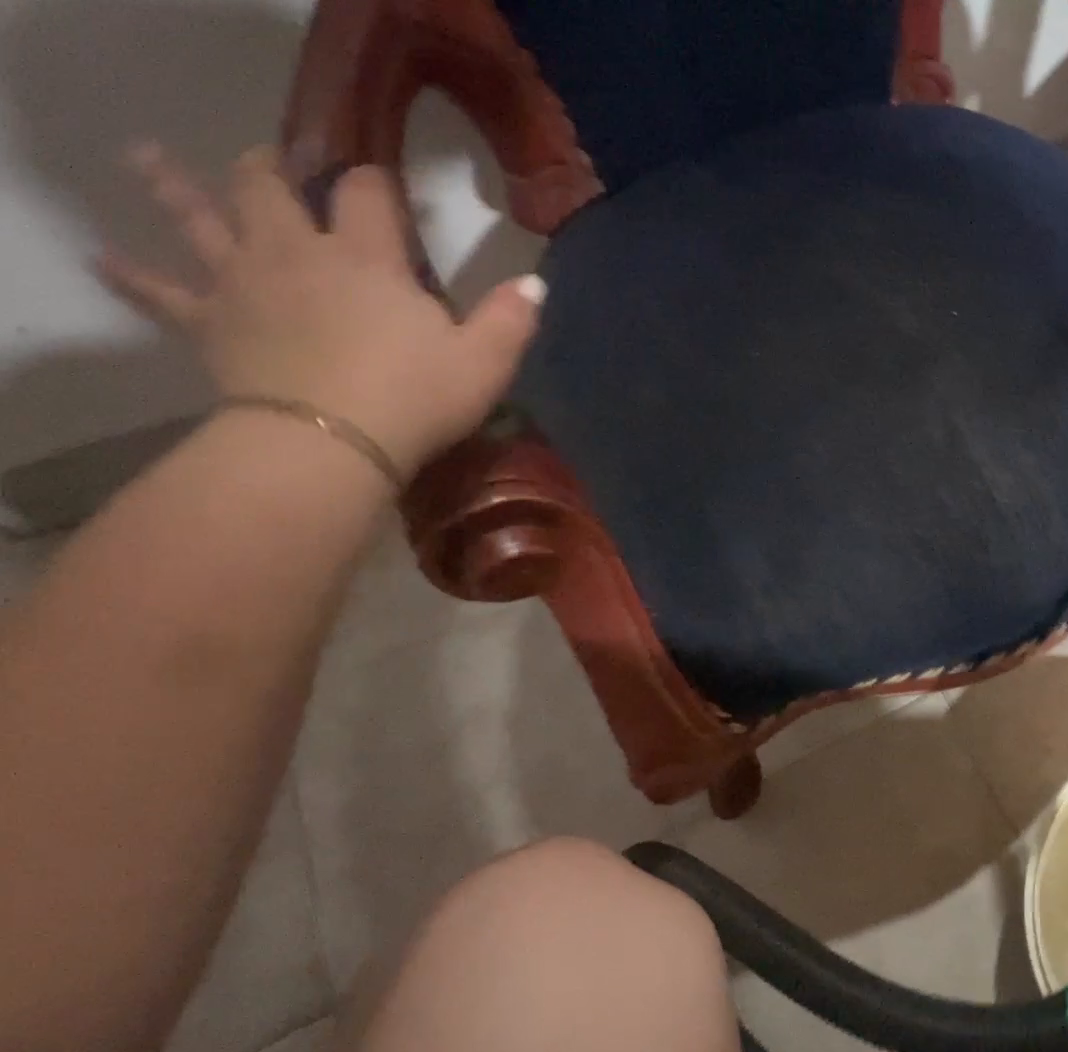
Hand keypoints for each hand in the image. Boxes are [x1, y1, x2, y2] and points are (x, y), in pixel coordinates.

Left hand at [96, 143, 543, 479]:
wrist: (327, 445)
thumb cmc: (414, 398)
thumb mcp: (485, 362)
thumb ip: (512, 318)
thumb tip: (535, 284)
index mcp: (367, 257)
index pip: (366, 191)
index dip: (375, 181)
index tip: (384, 185)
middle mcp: (298, 253)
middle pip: (269, 187)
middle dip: (272, 167)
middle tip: (275, 162)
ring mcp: (245, 283)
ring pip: (202, 220)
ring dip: (178, 188)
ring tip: (150, 161)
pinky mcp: (211, 323)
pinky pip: (162, 292)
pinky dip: (132, 275)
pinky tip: (103, 259)